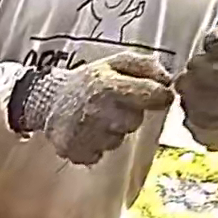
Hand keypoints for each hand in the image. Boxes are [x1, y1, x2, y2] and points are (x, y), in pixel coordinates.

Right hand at [14, 53, 173, 164]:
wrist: (49, 101)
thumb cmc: (88, 81)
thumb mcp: (115, 63)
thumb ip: (145, 66)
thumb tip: (168, 80)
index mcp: (110, 86)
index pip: (153, 95)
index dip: (160, 97)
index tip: (158, 97)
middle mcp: (98, 112)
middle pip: (134, 122)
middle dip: (129, 115)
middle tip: (114, 107)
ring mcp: (86, 135)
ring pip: (116, 140)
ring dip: (111, 132)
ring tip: (97, 120)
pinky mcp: (77, 152)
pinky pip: (98, 154)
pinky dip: (95, 146)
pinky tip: (87, 133)